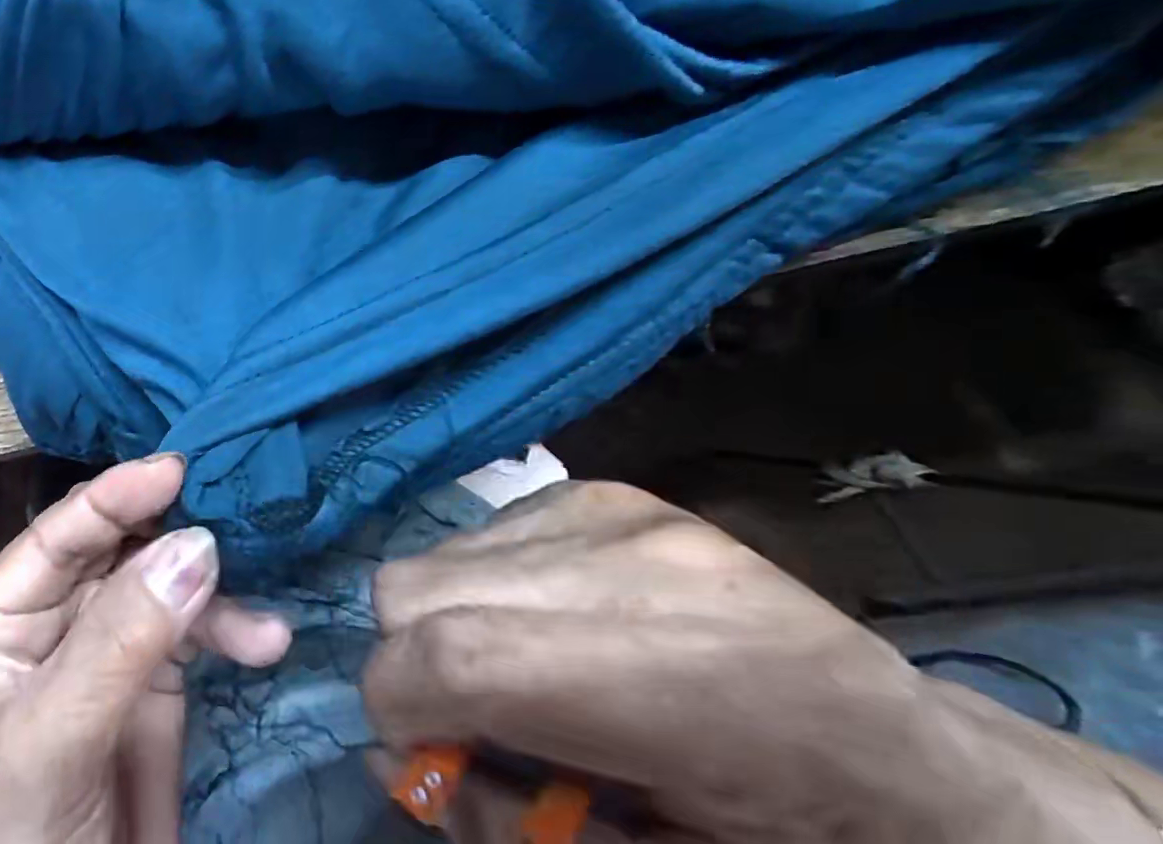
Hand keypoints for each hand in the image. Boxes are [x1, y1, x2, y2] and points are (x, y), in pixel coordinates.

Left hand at [0, 455, 292, 843]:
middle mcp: (50, 613)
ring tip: (253, 617)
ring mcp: (106, 635)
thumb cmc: (27, 830)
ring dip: (213, 591)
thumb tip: (195, 546)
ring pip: (163, 578)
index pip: (55, 537)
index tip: (174, 469)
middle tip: (225, 513)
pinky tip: (265, 642)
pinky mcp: (155, 664)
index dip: (112, 498)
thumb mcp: (57, 735)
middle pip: (115, 547)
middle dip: (169, 534)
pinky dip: (232, 627)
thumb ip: (120, 640)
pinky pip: (196, 622)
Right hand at [364, 480, 1160, 843]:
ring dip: (445, 622)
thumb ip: (502, 821)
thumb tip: (392, 753)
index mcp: (698, 686)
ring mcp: (618, 510)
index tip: (415, 749)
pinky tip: (550, 625)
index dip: (397, 705)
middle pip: (418, 587)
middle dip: (408, 662)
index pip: (463, 655)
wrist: (910, 762)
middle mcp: (646, 562)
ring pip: (434, 557)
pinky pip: (479, 537)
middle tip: (467, 719)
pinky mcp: (599, 490)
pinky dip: (482, 588)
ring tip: (524, 673)